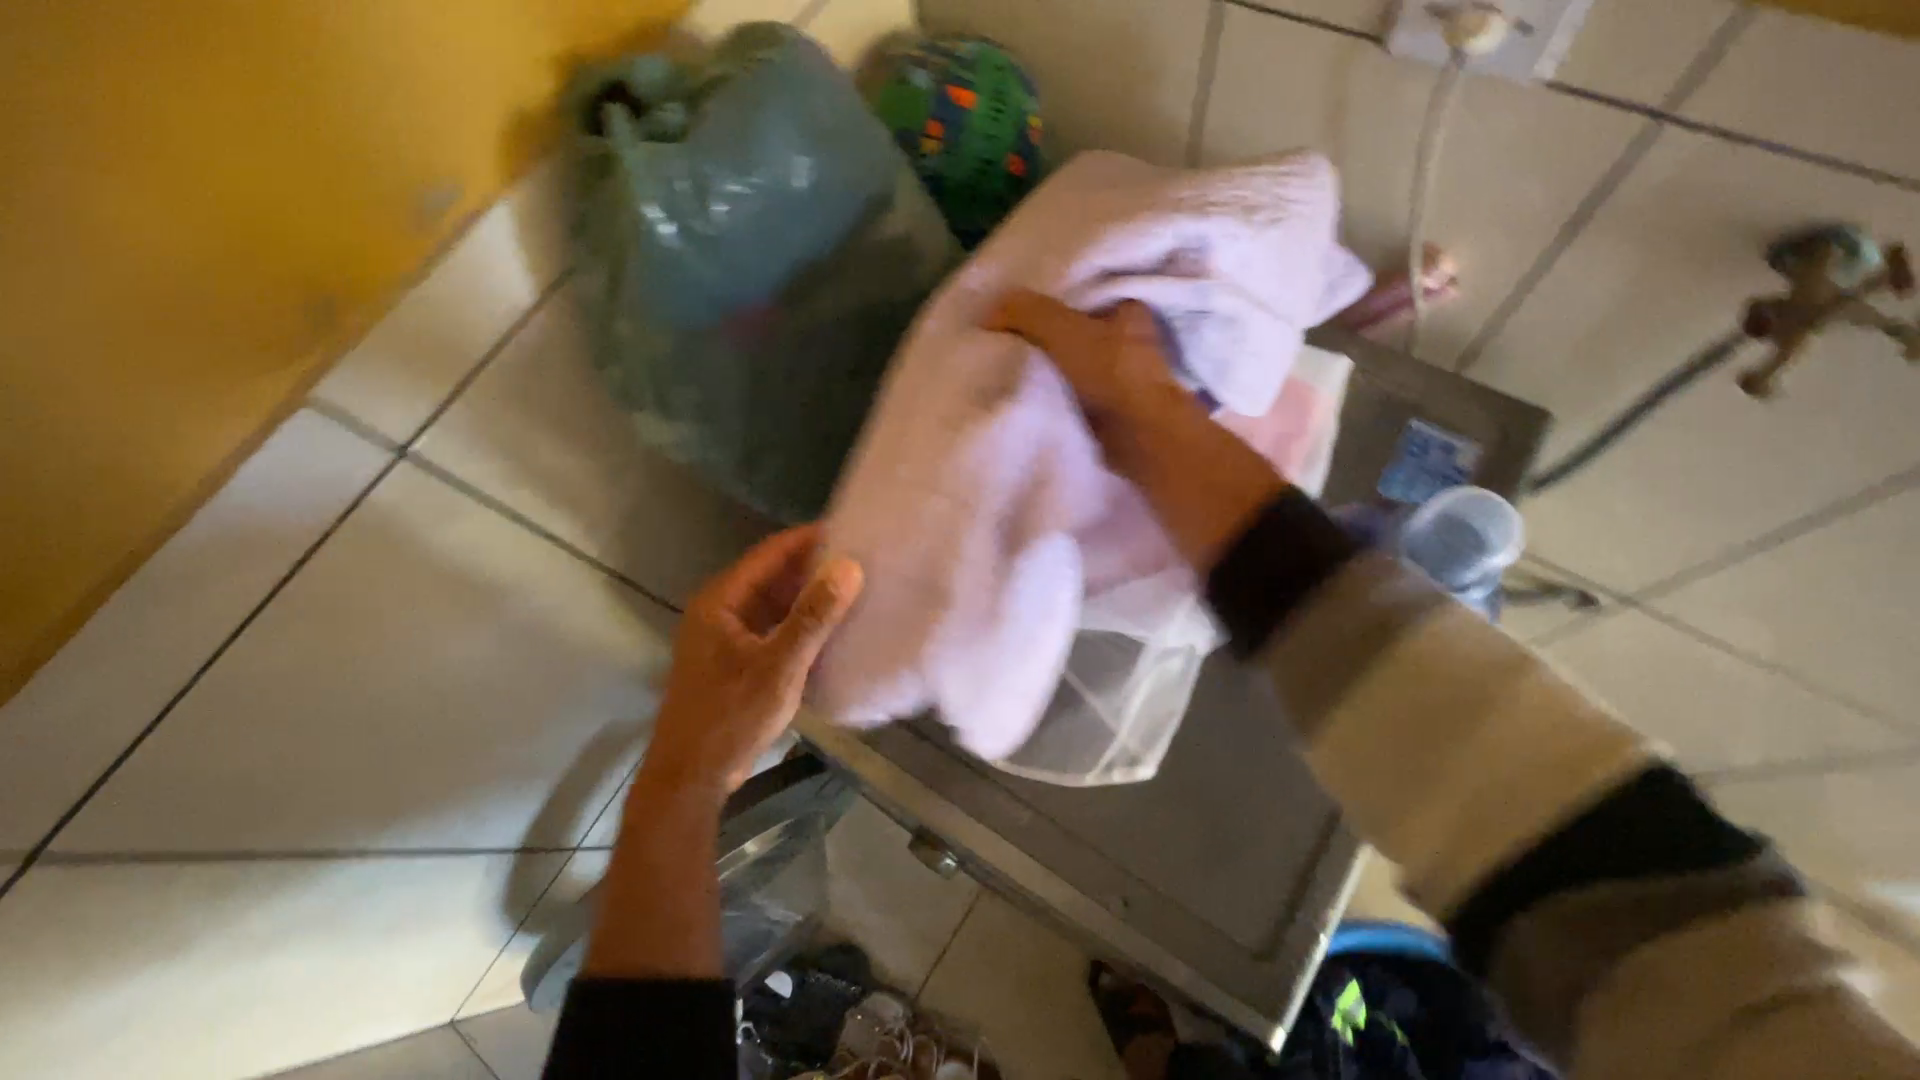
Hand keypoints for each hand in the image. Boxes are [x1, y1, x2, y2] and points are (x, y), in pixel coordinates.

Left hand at [640, 524, 863, 797]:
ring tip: (856, 589)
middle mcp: (720, 610)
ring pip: (774, 604)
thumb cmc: (730, 717)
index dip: (810, 539)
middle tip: (864, 559)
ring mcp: (725, 637)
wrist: (691, 777)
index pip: (771, 552)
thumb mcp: (779, 666)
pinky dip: (800, 625)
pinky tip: (833, 629)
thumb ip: (813, 616)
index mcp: (721, 600)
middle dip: (814, 567)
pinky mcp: (735, 661)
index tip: (853, 529)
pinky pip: (773, 629)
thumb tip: (849, 566)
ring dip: (809, 597)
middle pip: (772, 575)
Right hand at [986, 289, 1286, 572]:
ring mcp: (1122, 378)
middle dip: (1046, 337)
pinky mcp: (1113, 409)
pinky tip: (1029, 393)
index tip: (1018, 310)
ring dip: (1049, 368)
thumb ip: (1026, 312)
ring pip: (1074, 363)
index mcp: (1129, 310)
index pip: (1084, 295)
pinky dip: (1055, 393)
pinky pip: (1073, 392)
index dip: (1051, 298)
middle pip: (1076, 331)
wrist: (1139, 436)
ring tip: (1010, 367)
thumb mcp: (1062, 329)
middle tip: (1006, 339)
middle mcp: (1130, 340)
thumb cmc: (1111, 371)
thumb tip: (989, 312)